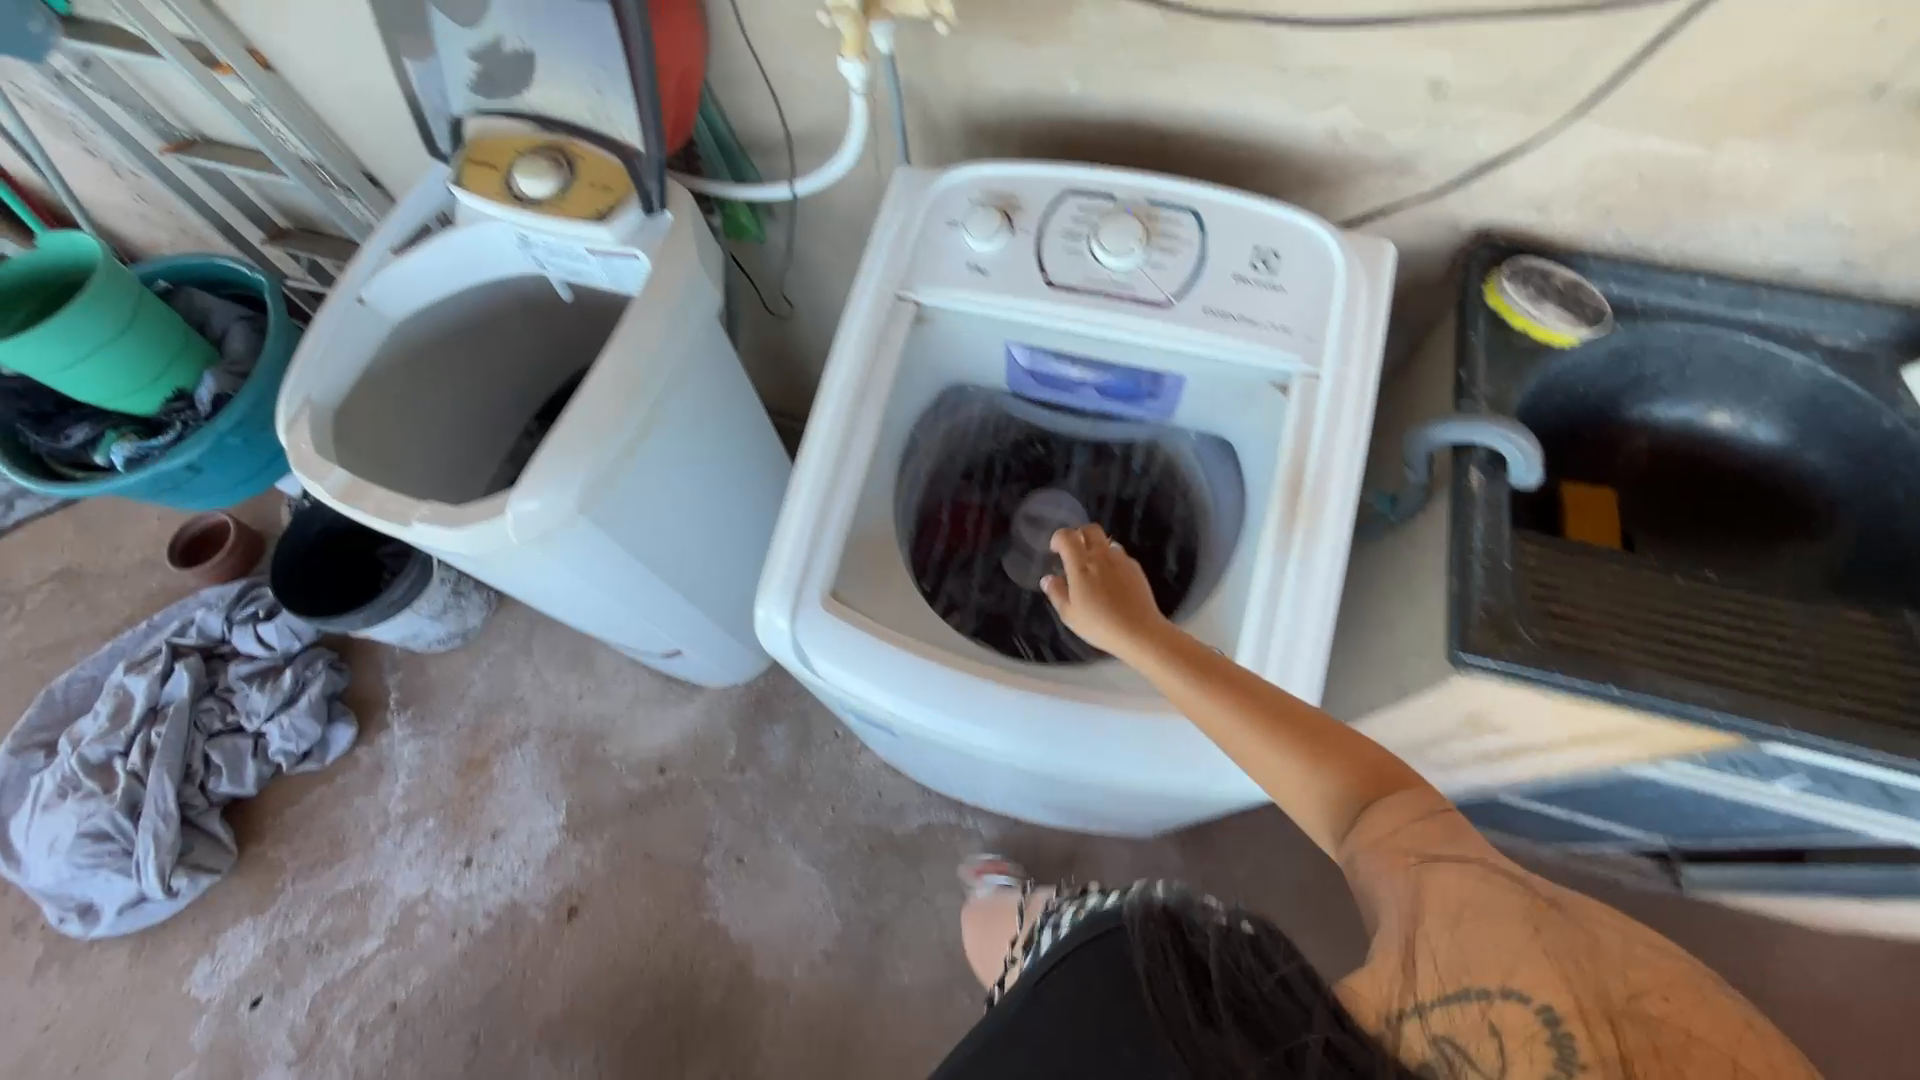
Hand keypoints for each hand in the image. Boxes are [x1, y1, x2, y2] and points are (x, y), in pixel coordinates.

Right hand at [1040, 524, 1171, 659]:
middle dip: (1080, 535)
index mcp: (1081, 565)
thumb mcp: (1069, 614)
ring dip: (1098, 549)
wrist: (1139, 631)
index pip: (1067, 536)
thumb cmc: (1099, 624)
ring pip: (1107, 542)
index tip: (1055, 551)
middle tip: (1075, 553)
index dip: (1058, 538)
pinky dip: (1112, 561)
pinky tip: (1113, 582)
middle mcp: (1101, 556)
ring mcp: (1121, 560)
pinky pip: (1121, 556)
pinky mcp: (1136, 568)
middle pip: (1091, 529)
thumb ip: (1056, 592)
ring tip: (1095, 570)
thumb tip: (1048, 578)